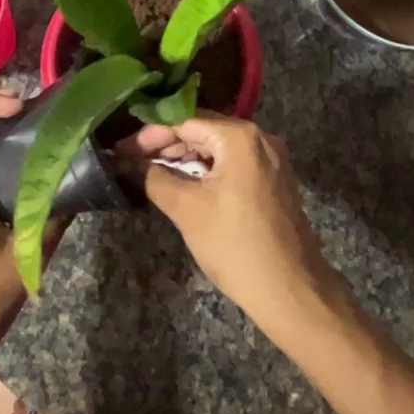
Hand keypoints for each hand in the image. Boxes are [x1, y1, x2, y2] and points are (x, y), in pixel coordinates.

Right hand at [134, 114, 338, 318]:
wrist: (291, 291)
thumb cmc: (235, 246)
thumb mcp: (186, 209)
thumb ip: (153, 177)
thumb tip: (127, 161)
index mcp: (239, 137)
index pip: (185, 121)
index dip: (150, 135)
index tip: (121, 149)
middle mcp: (259, 137)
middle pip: (202, 130)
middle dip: (167, 144)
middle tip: (131, 160)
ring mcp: (271, 158)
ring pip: (217, 147)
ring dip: (185, 157)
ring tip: (151, 170)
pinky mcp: (273, 179)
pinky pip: (233, 162)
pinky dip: (207, 169)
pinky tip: (184, 181)